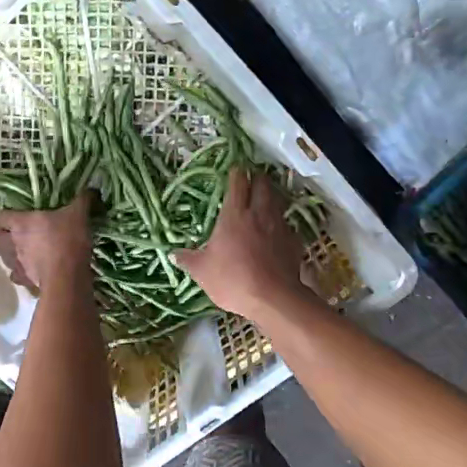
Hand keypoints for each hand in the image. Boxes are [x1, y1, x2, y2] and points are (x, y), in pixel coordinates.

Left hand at [0, 193, 91, 292]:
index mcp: (20, 223)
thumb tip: (91, 188)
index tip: (10, 213)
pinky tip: (32, 270)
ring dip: (11, 253)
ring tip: (22, 250)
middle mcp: (12, 243)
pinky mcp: (25, 281)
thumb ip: (83, 199)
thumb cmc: (67, 240)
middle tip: (9, 231)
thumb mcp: (79, 214)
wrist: (67, 278)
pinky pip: (18, 276)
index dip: (3, 214)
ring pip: (5, 256)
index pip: (0, 216)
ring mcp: (17, 264)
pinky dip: (22, 273)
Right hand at [173, 167, 306, 317]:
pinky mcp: (294, 241)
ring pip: (278, 201)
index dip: (236, 173)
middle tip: (251, 179)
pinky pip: (287, 225)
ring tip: (264, 200)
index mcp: (235, 215)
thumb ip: (188, 259)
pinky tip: (277, 233)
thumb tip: (172, 254)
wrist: (273, 298)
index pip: (238, 183)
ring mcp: (279, 226)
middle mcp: (259, 214)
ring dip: (271, 197)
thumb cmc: (232, 280)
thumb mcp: (202, 272)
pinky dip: (281, 224)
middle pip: (262, 185)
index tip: (234, 168)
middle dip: (257, 178)